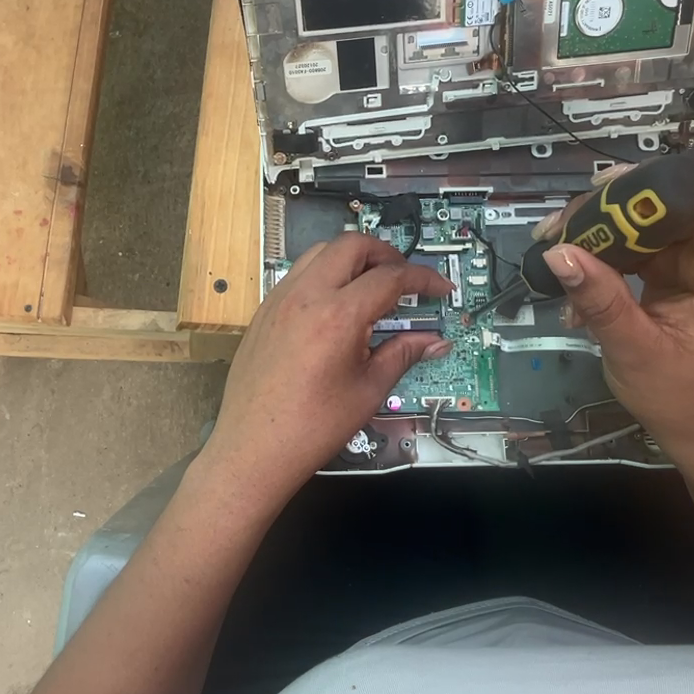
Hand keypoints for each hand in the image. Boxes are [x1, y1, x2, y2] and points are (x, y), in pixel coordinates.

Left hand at [202, 233, 451, 505]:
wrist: (254, 449)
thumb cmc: (312, 427)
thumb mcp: (368, 390)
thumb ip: (403, 354)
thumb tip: (434, 341)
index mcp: (338, 315)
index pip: (390, 277)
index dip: (422, 279)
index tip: (439, 288)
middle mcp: (306, 296)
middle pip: (352, 245)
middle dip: (386, 254)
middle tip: (404, 279)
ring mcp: (279, 299)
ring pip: (321, 251)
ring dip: (351, 258)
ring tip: (371, 286)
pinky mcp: (264, 311)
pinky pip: (299, 273)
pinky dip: (324, 274)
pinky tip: (336, 305)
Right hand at [535, 164, 693, 460]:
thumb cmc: (677, 395)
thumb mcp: (633, 350)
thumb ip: (601, 300)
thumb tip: (558, 253)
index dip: (676, 181)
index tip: (615, 190)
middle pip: (680, 200)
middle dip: (621, 203)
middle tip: (567, 220)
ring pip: (653, 217)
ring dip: (604, 225)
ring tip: (557, 239)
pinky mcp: (677, 270)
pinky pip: (640, 242)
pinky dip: (605, 248)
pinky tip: (573, 266)